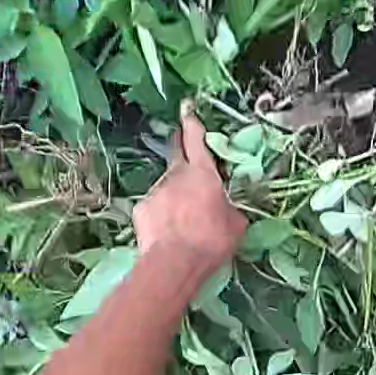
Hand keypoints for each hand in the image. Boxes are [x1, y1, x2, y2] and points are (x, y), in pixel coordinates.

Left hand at [134, 101, 244, 278]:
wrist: (174, 263)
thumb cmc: (211, 241)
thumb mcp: (235, 225)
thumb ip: (231, 209)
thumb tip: (229, 209)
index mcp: (202, 173)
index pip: (195, 139)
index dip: (192, 124)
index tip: (187, 111)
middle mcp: (175, 175)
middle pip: (176, 156)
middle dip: (180, 152)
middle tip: (187, 161)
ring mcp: (155, 191)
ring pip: (166, 187)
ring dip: (174, 197)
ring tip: (182, 221)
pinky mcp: (141, 210)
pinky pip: (154, 208)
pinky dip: (160, 215)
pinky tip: (167, 232)